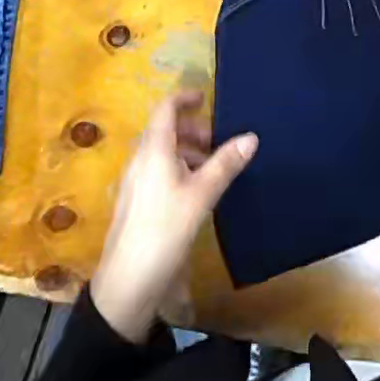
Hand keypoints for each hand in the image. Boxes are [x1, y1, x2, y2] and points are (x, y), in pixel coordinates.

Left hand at [90, 90, 257, 342]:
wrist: (128, 282)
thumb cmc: (164, 229)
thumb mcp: (202, 195)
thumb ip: (225, 164)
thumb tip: (251, 136)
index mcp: (153, 150)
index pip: (165, 109)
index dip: (184, 98)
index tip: (206, 98)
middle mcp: (140, 159)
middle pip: (164, 130)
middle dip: (192, 129)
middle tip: (218, 141)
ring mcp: (135, 181)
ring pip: (162, 152)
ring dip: (187, 150)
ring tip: (212, 168)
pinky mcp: (136, 201)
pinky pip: (158, 170)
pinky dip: (179, 167)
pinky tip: (196, 190)